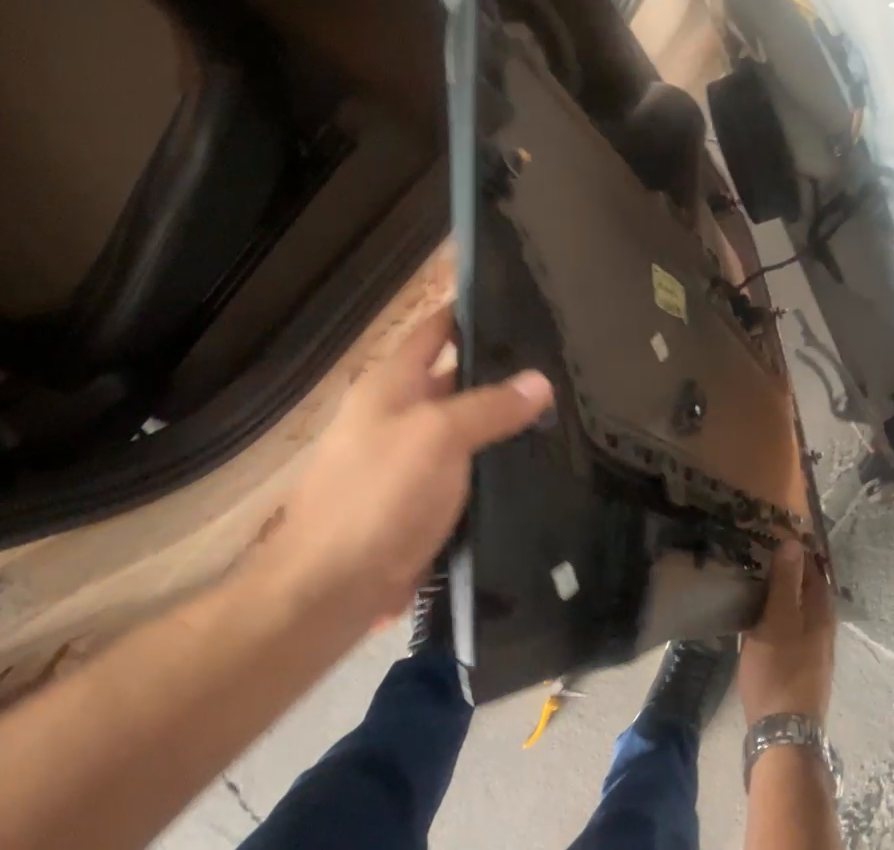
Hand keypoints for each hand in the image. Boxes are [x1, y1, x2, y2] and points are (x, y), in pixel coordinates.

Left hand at [249, 306, 552, 621]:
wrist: (330, 590)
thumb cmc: (378, 497)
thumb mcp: (439, 438)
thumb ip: (490, 406)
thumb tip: (541, 381)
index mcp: (391, 385)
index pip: (436, 330)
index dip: (472, 312)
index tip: (525, 302)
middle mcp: (397, 416)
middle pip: (455, 380)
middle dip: (502, 373)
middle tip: (563, 366)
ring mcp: (408, 463)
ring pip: (466, 431)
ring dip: (503, 425)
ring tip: (563, 413)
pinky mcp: (420, 505)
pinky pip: (465, 474)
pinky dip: (494, 468)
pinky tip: (535, 469)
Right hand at [740, 541, 835, 724]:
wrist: (785, 732)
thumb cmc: (778, 671)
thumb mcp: (777, 621)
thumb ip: (786, 583)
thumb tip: (794, 542)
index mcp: (821, 613)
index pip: (814, 569)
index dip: (797, 550)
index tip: (773, 531)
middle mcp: (822, 628)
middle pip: (808, 589)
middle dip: (788, 569)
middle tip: (758, 551)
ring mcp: (812, 649)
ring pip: (798, 609)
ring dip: (781, 592)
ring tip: (753, 579)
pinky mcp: (798, 666)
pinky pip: (790, 627)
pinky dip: (776, 613)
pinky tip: (757, 617)